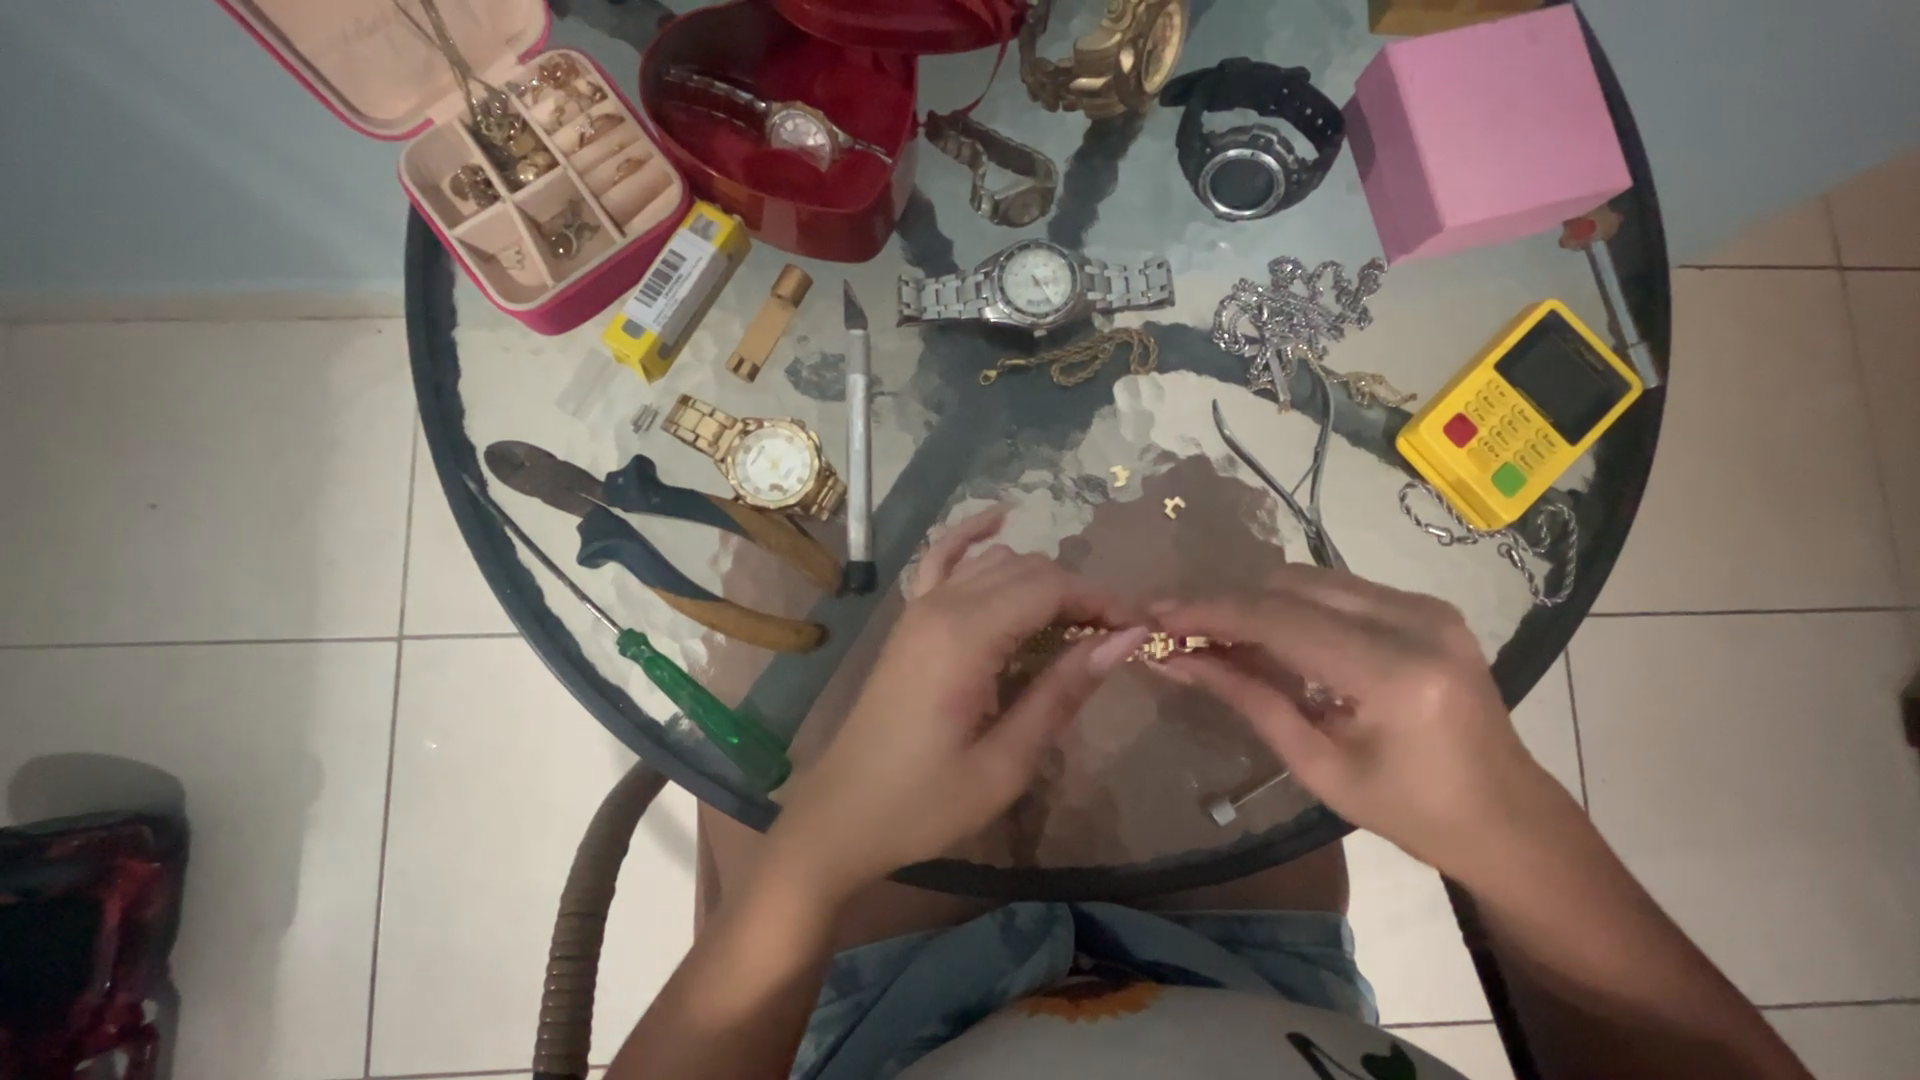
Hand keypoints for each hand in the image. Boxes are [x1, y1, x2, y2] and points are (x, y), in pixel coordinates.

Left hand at [768, 507, 1148, 899]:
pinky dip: (972, 536)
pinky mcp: (908, 620)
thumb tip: (1124, 640)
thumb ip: (1062, 692)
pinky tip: (1001, 519)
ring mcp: (918, 607)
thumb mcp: (1005, 762)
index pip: (1052, 589)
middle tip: (1114, 638)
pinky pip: (941, 558)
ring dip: (1041, 579)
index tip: (1141, 630)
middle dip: (1078, 593)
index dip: (1103, 601)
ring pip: (995, 562)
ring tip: (1076, 622)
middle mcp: (940, 605)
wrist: (842, 815)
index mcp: (965, 638)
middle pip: (1029, 570)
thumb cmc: (924, 803)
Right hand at [1156, 565, 1575, 877]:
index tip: (1155, 612)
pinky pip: (1337, 588)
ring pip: (1311, 578)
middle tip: (1175, 625)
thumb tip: (1174, 660)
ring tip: (1211, 630)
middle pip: (1292, 585)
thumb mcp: (1317, 765)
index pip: (1280, 618)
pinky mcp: (1427, 607)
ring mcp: (1427, 607)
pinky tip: (1264, 633)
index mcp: (1394, 673)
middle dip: (1226, 601)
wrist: (1508, 818)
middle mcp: (1416, 621)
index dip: (1210, 611)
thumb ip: (1247, 699)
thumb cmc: (1410, 812)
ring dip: (1255, 599)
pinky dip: (1290, 604)